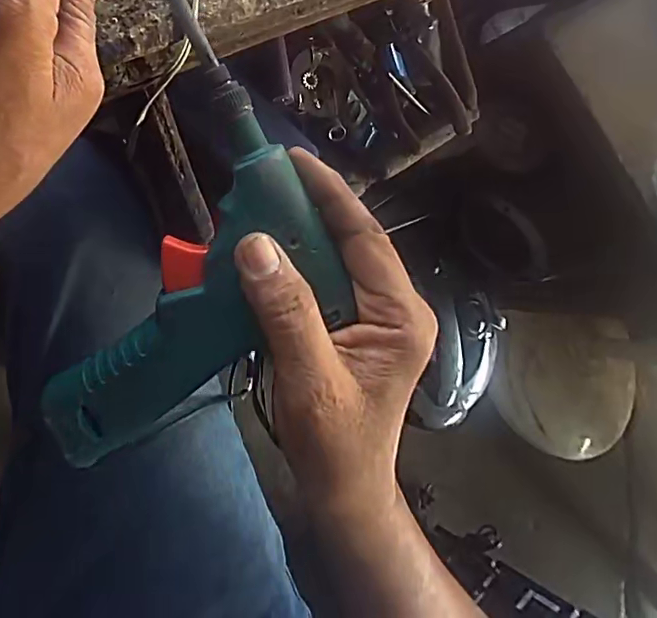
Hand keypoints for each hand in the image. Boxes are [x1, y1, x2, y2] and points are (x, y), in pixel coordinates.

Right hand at [234, 149, 437, 527]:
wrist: (345, 495)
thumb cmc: (336, 446)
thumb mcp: (310, 378)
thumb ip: (286, 311)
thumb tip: (255, 245)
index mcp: (402, 313)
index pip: (366, 237)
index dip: (331, 194)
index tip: (296, 161)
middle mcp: (397, 305)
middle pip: (353, 240)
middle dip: (314, 207)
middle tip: (272, 177)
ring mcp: (379, 315)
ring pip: (339, 257)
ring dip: (302, 231)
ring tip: (265, 203)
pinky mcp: (357, 324)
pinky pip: (327, 279)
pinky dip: (297, 261)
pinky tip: (270, 251)